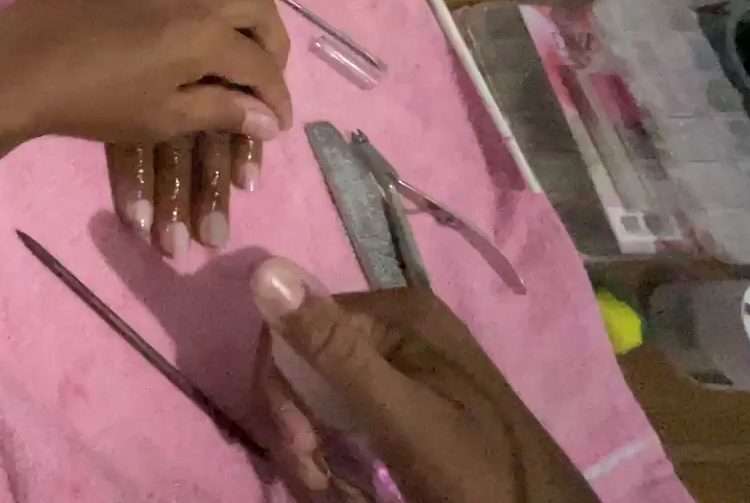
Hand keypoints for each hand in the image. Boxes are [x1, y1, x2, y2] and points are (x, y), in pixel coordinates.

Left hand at [0, 0, 291, 209]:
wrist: (16, 70)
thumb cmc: (88, 103)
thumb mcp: (158, 118)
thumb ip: (219, 112)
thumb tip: (267, 119)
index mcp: (205, 36)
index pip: (260, 65)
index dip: (273, 97)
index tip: (274, 120)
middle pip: (255, 7)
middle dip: (272, 43)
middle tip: (263, 73)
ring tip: (259, 8)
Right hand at [250, 258, 598, 502]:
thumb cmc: (486, 483)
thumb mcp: (405, 420)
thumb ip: (335, 349)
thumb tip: (264, 269)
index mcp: (401, 312)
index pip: (296, 322)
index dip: (283, 383)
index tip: (300, 445)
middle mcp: (400, 324)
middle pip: (306, 353)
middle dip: (297, 414)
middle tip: (313, 470)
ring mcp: (409, 360)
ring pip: (320, 382)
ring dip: (310, 433)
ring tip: (326, 481)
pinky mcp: (414, 395)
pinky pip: (348, 402)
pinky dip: (335, 439)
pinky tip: (342, 474)